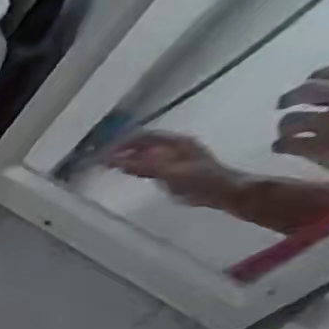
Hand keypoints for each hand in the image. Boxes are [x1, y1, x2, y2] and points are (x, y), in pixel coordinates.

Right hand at [102, 130, 241, 207]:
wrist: (223, 191)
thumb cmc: (199, 181)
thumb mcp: (168, 172)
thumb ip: (141, 166)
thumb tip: (114, 160)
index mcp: (175, 143)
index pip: (144, 137)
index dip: (123, 143)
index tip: (105, 152)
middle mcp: (176, 146)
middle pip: (145, 144)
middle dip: (124, 149)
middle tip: (106, 159)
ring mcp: (178, 157)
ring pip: (148, 153)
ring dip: (131, 157)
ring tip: (115, 165)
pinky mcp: (178, 170)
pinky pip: (153, 164)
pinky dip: (139, 166)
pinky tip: (134, 172)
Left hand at [275, 64, 328, 189]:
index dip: (322, 75)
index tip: (313, 80)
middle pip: (310, 90)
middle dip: (293, 95)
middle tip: (284, 104)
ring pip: (294, 118)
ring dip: (285, 125)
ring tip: (283, 132)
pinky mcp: (326, 148)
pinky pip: (291, 144)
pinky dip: (282, 145)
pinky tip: (281, 148)